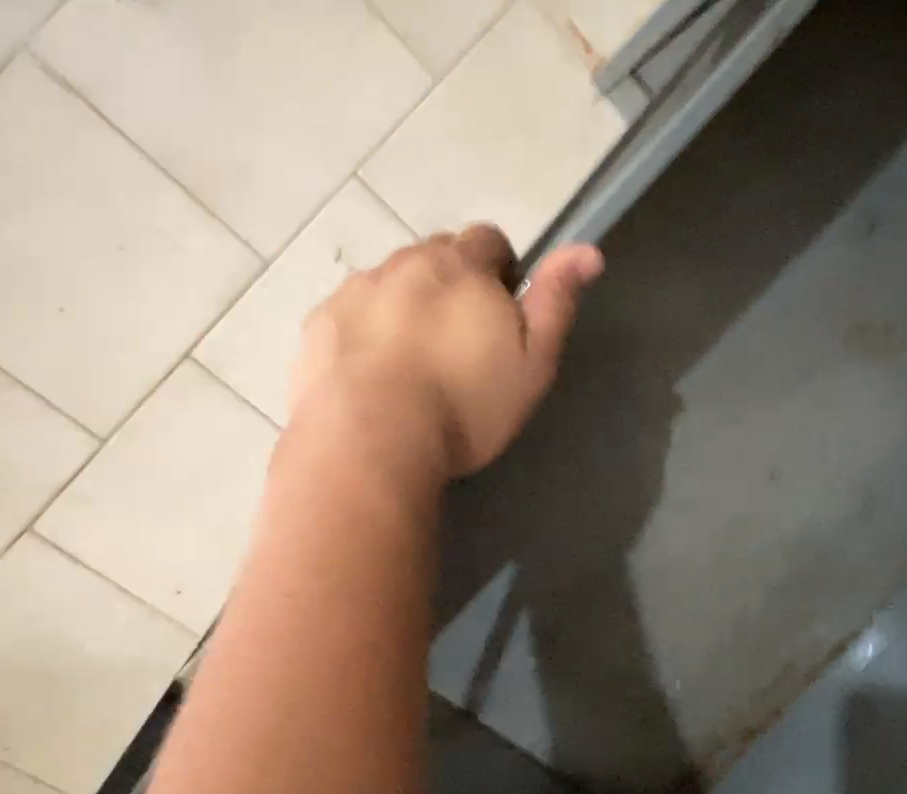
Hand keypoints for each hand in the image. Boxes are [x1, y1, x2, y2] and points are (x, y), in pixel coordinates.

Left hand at [294, 224, 603, 476]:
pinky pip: (351, 314)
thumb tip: (588, 251)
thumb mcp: (532, 362)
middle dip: (452, 285)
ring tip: (413, 364)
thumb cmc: (466, 405)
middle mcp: (403, 263)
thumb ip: (556, 302)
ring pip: (389, 283)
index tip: (501, 313)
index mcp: (460, 266)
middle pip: (435, 256)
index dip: (500, 271)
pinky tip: (373, 377)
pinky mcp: (318, 324)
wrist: (371, 441)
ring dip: (406, 306)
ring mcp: (354, 291)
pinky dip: (365, 332)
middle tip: (460, 345)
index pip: (487, 239)